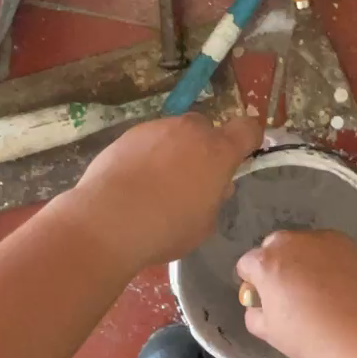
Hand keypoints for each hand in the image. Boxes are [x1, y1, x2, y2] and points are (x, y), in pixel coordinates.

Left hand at [61, 113, 262, 268]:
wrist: (107, 221)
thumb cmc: (166, 229)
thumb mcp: (205, 224)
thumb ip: (215, 199)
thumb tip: (214, 186)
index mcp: (218, 152)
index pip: (247, 129)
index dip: (250, 139)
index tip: (243, 154)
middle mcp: (189, 131)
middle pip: (206, 129)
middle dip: (205, 148)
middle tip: (194, 179)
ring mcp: (156, 129)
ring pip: (174, 134)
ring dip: (174, 151)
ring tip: (158, 185)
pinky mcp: (127, 135)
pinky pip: (148, 141)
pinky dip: (148, 155)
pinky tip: (135, 183)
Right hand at [235, 229, 356, 357]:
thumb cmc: (312, 339)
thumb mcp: (270, 334)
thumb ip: (254, 313)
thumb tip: (258, 304)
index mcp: (267, 262)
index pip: (247, 264)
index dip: (252, 283)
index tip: (264, 300)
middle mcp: (293, 242)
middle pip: (274, 247)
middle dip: (276, 265)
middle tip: (290, 294)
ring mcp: (324, 240)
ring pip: (304, 246)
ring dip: (303, 261)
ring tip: (319, 291)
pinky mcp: (351, 245)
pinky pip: (329, 250)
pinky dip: (328, 262)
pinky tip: (340, 287)